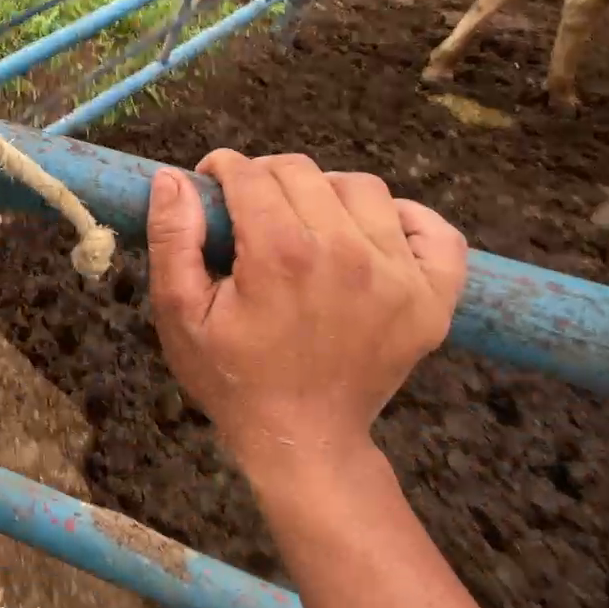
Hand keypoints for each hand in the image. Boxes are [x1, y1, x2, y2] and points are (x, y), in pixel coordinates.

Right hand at [145, 151, 467, 478]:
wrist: (302, 439)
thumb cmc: (228, 373)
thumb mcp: (176, 309)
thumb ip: (172, 237)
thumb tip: (173, 177)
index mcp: (281, 255)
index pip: (251, 174)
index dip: (220, 168)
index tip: (207, 184)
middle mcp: (347, 254)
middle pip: (301, 172)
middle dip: (262, 176)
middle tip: (242, 207)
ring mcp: (400, 276)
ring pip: (360, 187)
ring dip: (322, 191)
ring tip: (298, 219)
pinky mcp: (434, 298)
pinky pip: (436, 230)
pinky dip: (403, 218)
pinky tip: (367, 232)